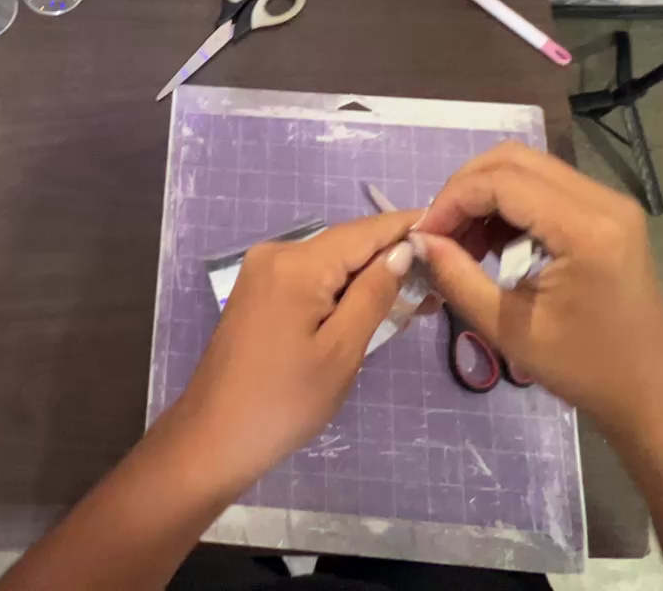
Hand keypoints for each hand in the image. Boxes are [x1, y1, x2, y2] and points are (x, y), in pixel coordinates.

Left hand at [162, 211, 418, 487]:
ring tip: (414, 296)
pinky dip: (340, 287)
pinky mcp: (258, 290)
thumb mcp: (342, 350)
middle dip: (389, 257)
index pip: (362, 231)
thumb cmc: (285, 400)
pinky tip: (369, 304)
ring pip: (328, 260)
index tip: (447, 228)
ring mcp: (262, 270)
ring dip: (367, 274)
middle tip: (439, 279)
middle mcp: (276, 253)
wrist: (215, 434)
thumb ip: (373, 294)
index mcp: (296, 263)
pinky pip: (308, 276)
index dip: (404, 227)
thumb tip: (401, 249)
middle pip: (345, 243)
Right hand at [410, 143, 662, 431]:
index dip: (453, 200)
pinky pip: (543, 184)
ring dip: (484, 194)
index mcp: (585, 231)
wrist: (651, 393)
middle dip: (464, 189)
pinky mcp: (606, 212)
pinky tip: (494, 242)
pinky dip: (507, 203)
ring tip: (464, 240)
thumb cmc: (583, 368)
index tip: (425, 235)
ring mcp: (609, 202)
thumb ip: (456, 276)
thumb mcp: (507, 328)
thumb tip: (418, 239)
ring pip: (525, 166)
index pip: (501, 182)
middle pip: (512, 159)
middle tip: (440, 231)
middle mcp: (602, 202)